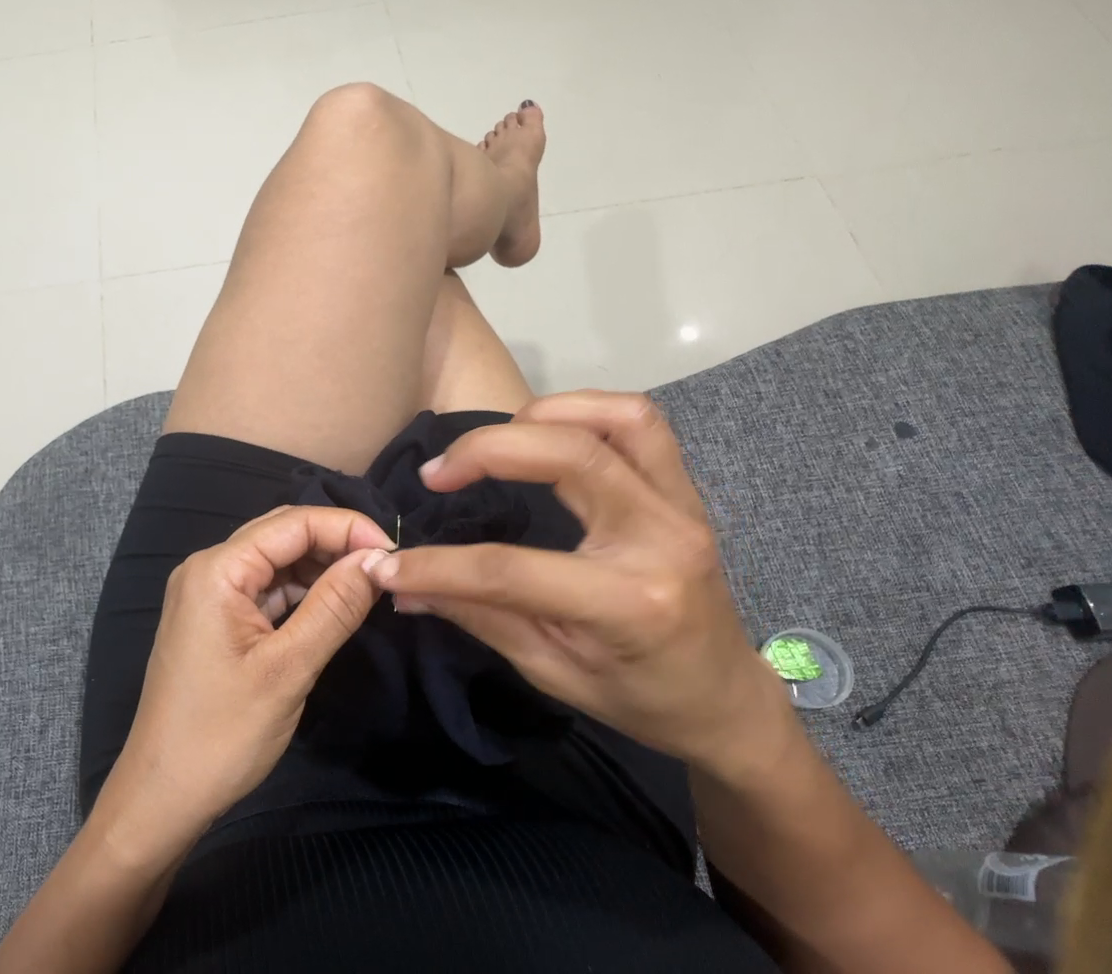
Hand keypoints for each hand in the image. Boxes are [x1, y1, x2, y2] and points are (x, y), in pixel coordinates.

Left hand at [102, 506, 391, 848]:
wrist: (165, 793)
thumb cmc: (222, 734)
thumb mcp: (288, 669)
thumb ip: (334, 607)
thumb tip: (378, 559)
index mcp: (216, 570)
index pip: (293, 523)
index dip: (348, 528)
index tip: (396, 552)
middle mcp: (208, 569)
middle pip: (283, 535)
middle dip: (338, 544)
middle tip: (389, 570)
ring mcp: (209, 595)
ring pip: (277, 562)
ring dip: (322, 569)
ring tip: (371, 587)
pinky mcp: (216, 620)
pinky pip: (266, 591)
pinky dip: (302, 594)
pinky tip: (336, 606)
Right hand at [364, 391, 793, 774]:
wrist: (725, 700)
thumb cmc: (637, 698)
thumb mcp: (550, 669)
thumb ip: (477, 617)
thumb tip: (402, 588)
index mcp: (627, 603)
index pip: (511, 568)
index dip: (436, 565)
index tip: (386, 563)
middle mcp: (661, 539)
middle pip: (569, 458)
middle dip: (486, 452)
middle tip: (436, 475)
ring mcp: (682, 507)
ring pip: (614, 420)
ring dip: (541, 416)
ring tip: (493, 442)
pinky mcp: (685, 492)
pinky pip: (641, 423)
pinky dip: (586, 410)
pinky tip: (544, 430)